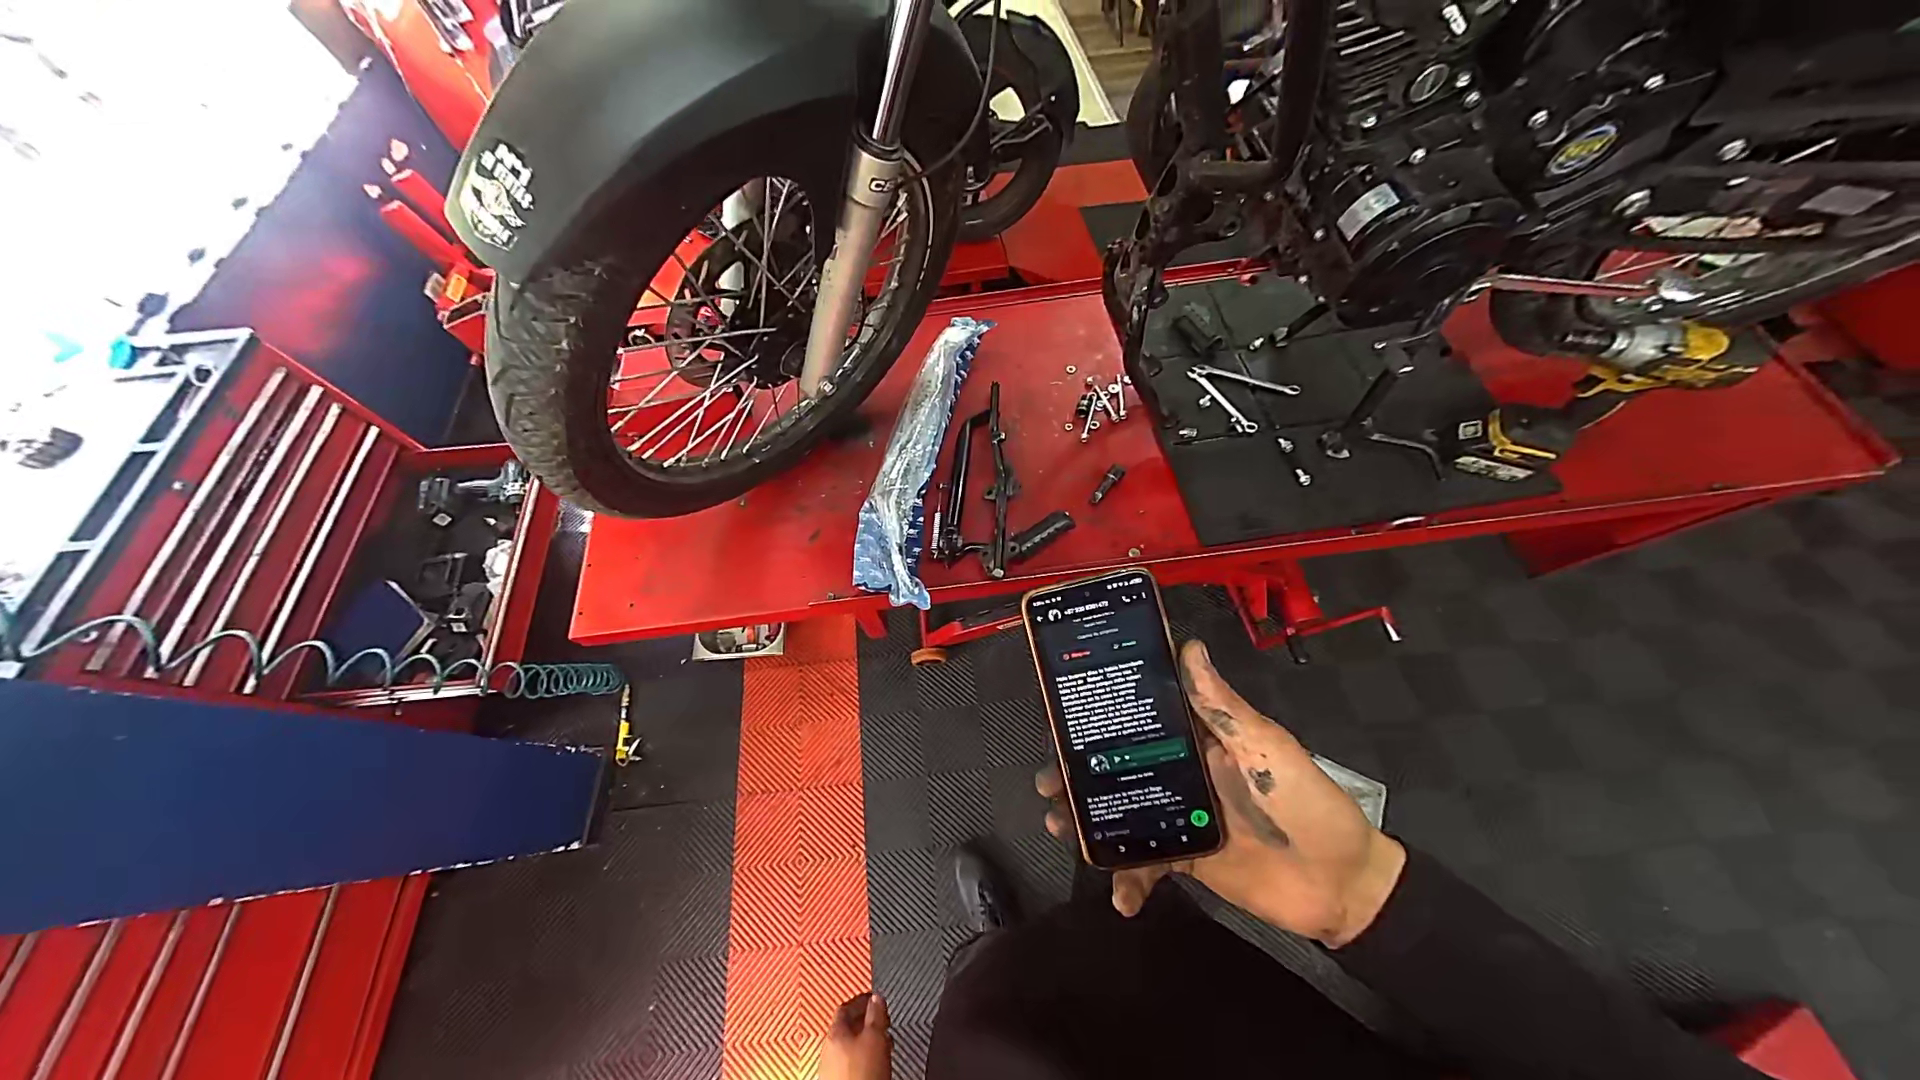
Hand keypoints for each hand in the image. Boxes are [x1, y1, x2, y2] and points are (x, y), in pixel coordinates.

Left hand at [819, 991, 891, 1079]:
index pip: (846, 1007)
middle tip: (881, 1020)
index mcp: (834, 1033)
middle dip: (865, 1021)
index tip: (875, 999)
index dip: (862, 1001)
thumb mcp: (875, 1037)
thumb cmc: (862, 1076)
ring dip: (865, 1041)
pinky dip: (862, 1058)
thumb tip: (877, 998)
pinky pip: (849, 1063)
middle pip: (846, 1026)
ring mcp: (830, 1069)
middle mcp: (828, 1050)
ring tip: (881, 1043)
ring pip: (848, 1046)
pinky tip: (872, 1064)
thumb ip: (876, 1014)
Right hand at [1038, 639, 1405, 945]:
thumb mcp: (1268, 748)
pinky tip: (1122, 897)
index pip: (1139, 721)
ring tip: (1064, 829)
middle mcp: (1180, 774)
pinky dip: (1130, 881)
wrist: (1342, 886)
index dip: (1099, 720)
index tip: (1064, 722)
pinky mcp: (1185, 858)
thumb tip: (1190, 647)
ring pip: (1121, 813)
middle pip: (1116, 769)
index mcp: (1197, 741)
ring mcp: (1180, 817)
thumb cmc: (1307, 804)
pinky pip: (1146, 864)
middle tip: (1049, 785)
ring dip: (1089, 823)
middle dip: (1078, 775)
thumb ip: (1224, 706)